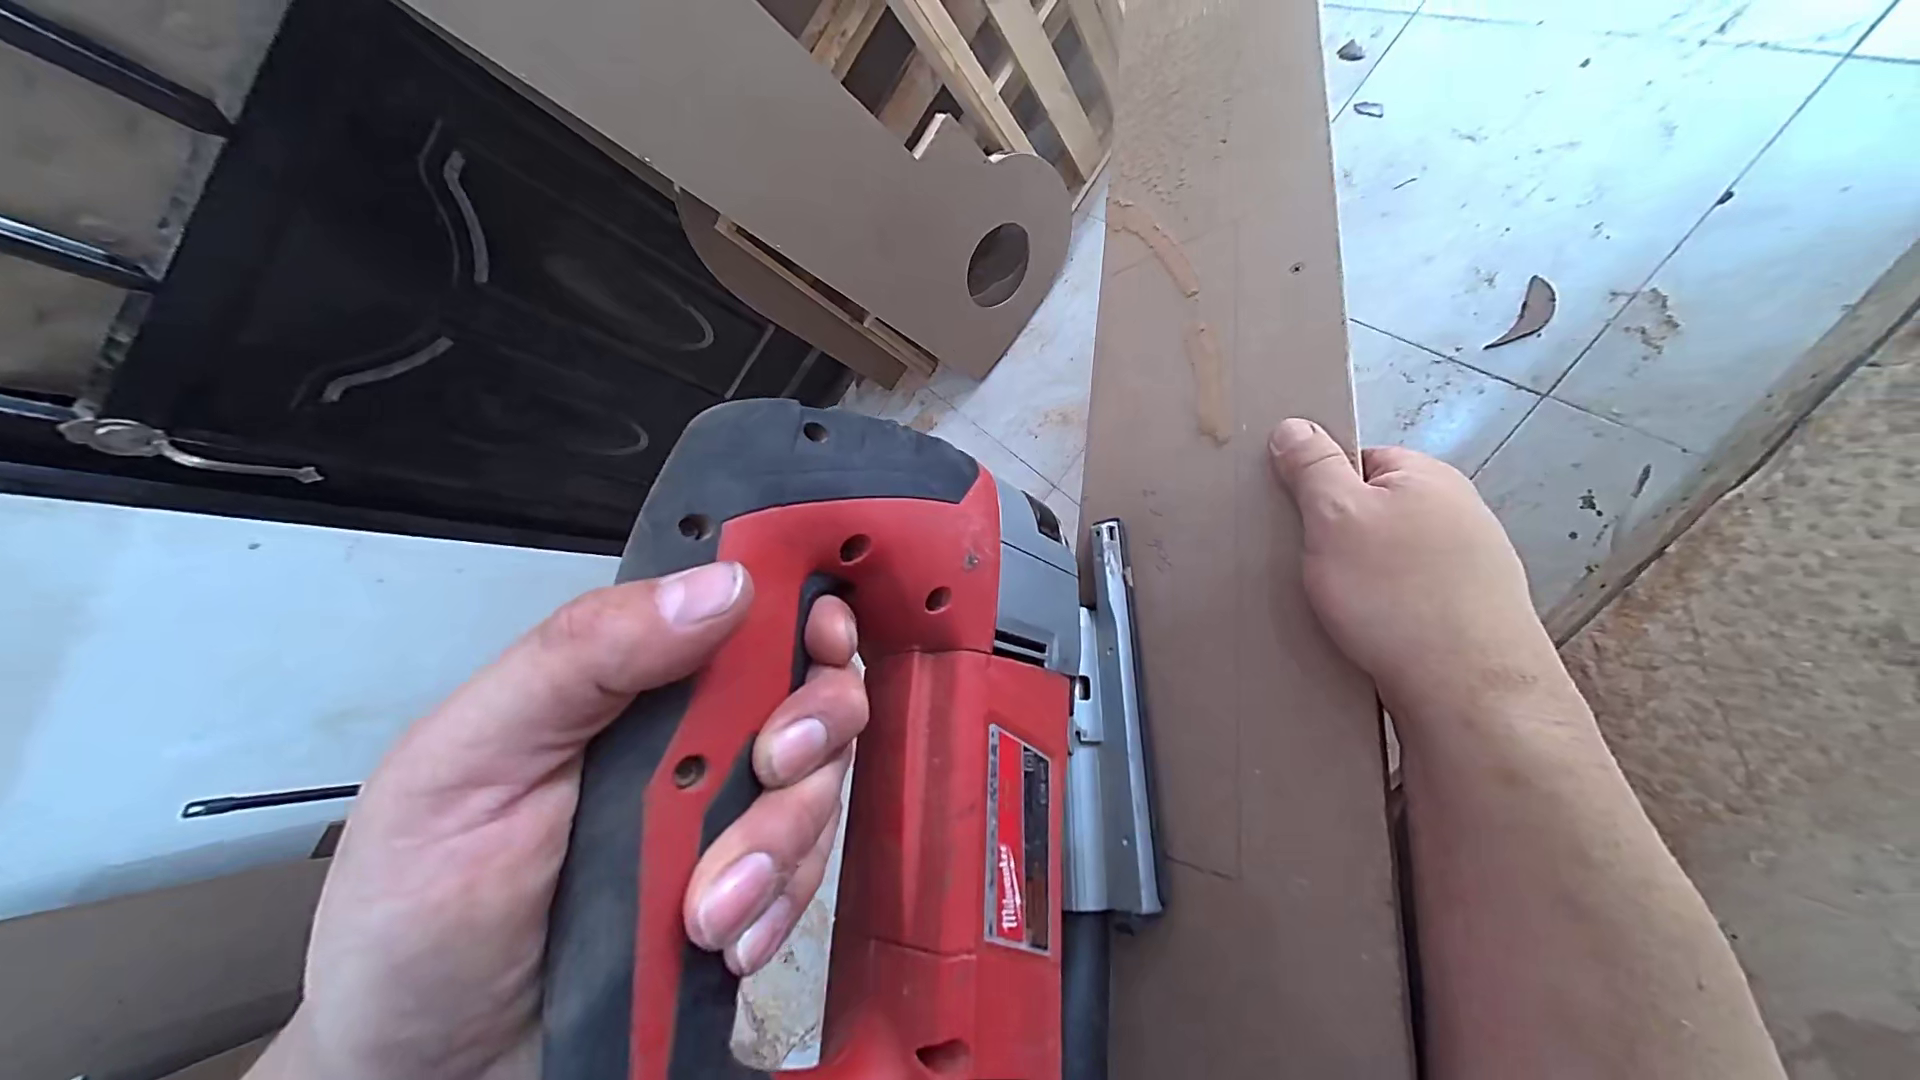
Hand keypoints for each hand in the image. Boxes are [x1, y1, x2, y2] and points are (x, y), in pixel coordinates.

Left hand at [250, 563, 865, 1079]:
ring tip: (707, 907)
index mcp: (645, 676)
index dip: (807, 612)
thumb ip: (587, 654)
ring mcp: (735, 808)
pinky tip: (723, 939)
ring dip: (783, 841)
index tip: (822, 640)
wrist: (433, 1066)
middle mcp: (705, 730)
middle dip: (817, 725)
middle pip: (817, 690)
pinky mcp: (757, 882)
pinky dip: (778, 904)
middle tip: (774, 768)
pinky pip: (810, 870)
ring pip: (823, 784)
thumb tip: (723, 585)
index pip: (753, 613)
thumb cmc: (424, 900)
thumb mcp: (474, 757)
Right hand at [1265, 418, 1568, 723]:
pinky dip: (1382, 600)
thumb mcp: (1335, 516)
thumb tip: (1293, 424)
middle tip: (1310, 564)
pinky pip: (1407, 587)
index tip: (1298, 521)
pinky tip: (1369, 624)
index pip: (1356, 459)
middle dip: (1336, 533)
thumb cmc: (1392, 592)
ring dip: (1358, 570)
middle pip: (1372, 507)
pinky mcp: (1469, 606)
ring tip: (1336, 601)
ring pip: (1388, 552)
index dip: (1319, 486)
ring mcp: (1471, 560)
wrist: (1466, 688)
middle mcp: (1457, 509)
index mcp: (1427, 476)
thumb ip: (1312, 467)